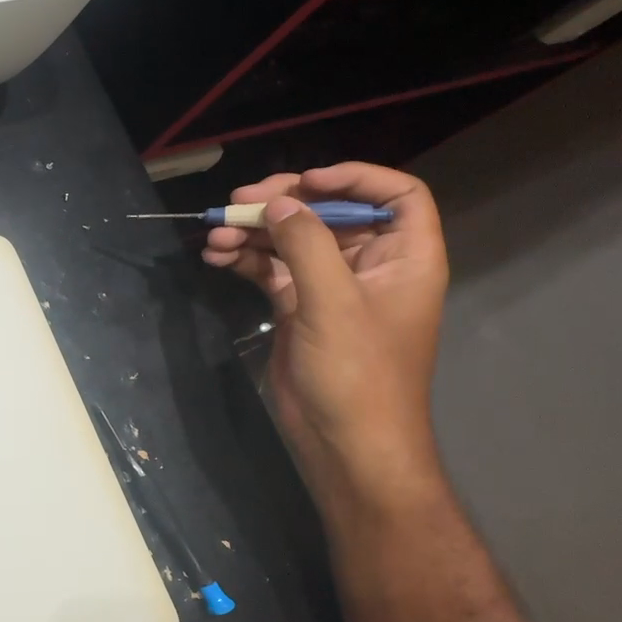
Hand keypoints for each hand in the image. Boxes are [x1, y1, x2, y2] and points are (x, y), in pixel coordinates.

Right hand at [200, 163, 448, 521]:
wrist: (344, 442)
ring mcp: (331, 288)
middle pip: (331, 213)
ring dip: (253, 233)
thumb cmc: (358, 373)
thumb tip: (277, 203)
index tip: (304, 183)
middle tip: (240, 202)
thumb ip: (306, 245)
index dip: (354, 179)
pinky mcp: (298, 309)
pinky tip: (215, 258)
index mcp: (405, 258)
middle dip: (284, 203)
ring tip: (215, 234)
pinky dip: (244, 260)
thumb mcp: (333, 302)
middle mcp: (371, 266)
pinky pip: (270, 270)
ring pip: (292, 241)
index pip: (396, 195)